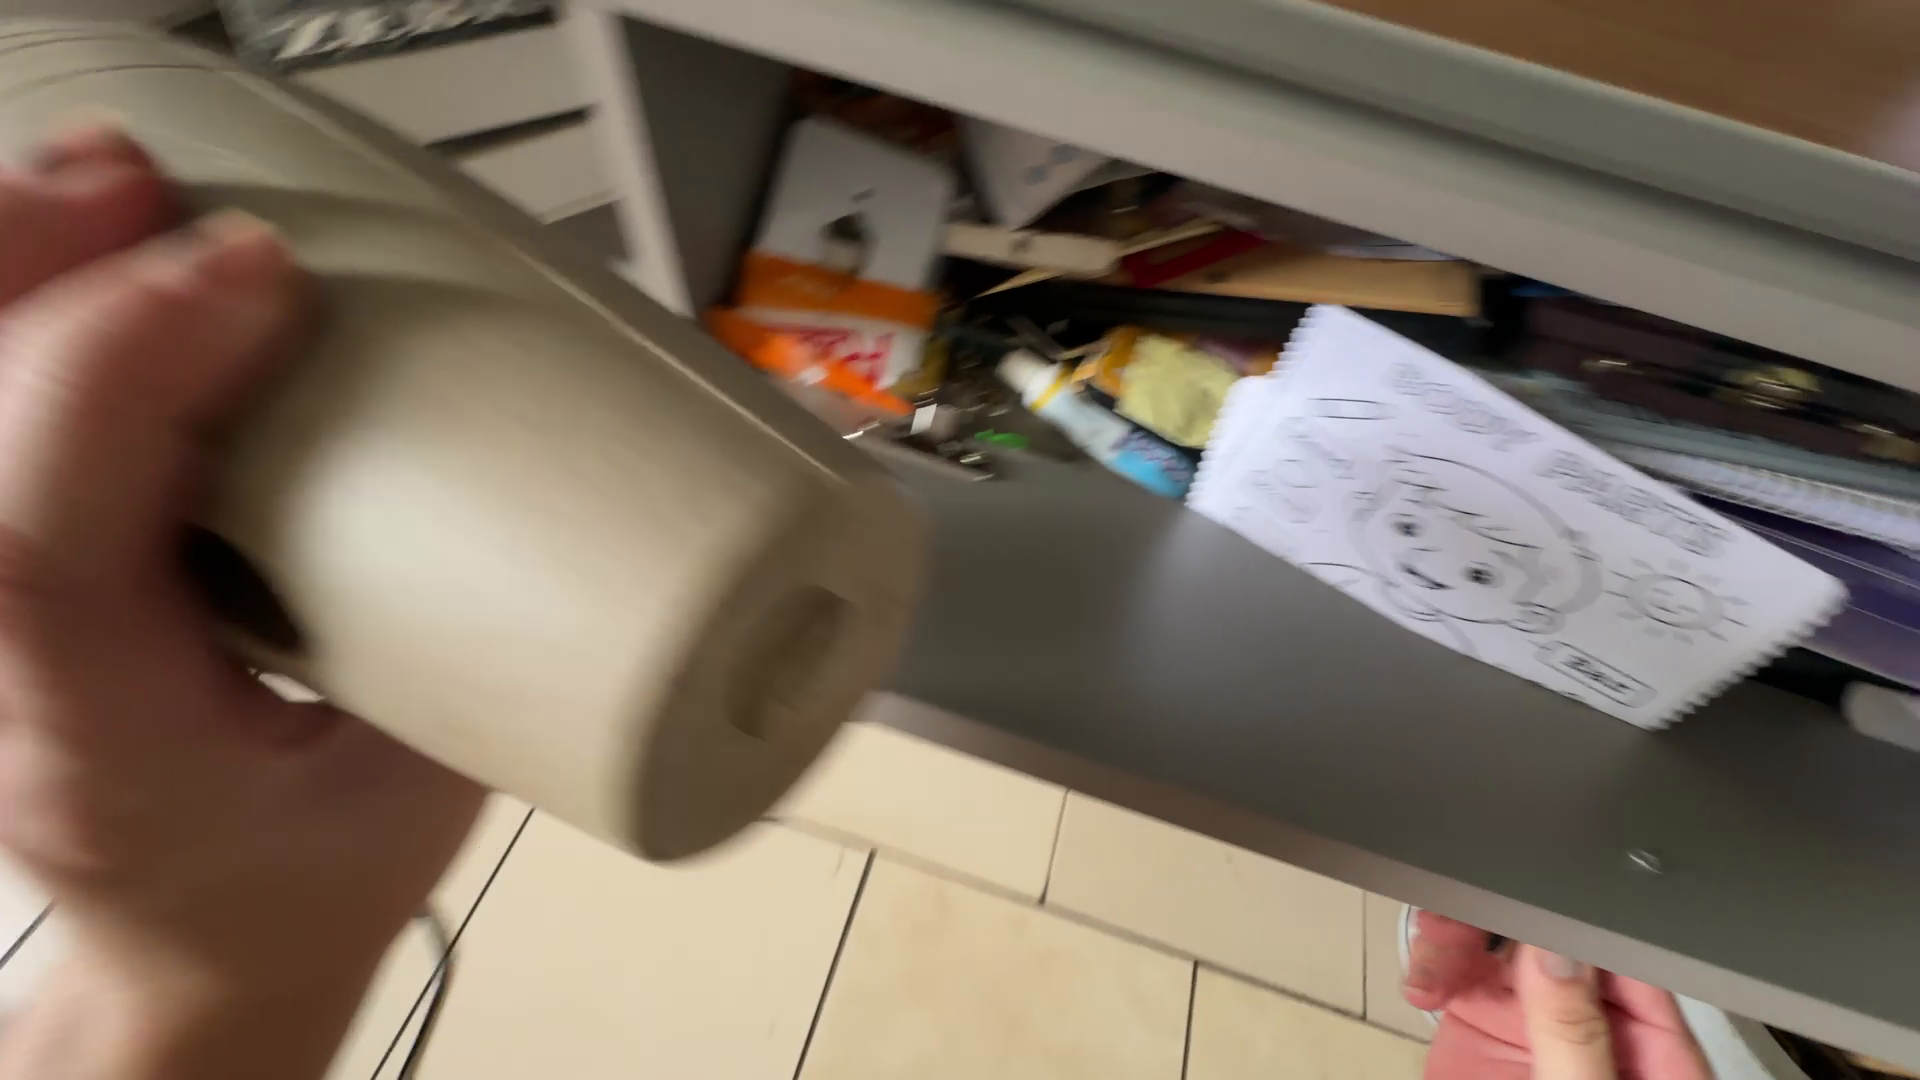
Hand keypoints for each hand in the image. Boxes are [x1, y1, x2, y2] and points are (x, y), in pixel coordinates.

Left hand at [0, 123, 484, 1075]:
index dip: (131, 373)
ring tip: (104, 189)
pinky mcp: (7, 602)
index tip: (258, 273)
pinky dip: (12, 337)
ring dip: (0, 283)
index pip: (47, 539)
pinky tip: (68, 276)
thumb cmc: (318, 880)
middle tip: (146, 186)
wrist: (214, 946)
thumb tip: (527, 501)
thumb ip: (455, 640)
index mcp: (107, 739)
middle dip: (32, 283)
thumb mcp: (424, 779)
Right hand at [1407, 912, 1711, 1079]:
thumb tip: (1556, 948)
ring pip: (1485, 940)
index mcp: (1643, 1044)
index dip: (1567, 915)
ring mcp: (1525, 1018)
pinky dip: (1426, 965)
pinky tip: (1420, 986)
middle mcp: (1583, 1020)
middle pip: (1537, 933)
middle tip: (1449, 928)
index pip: (1614, 955)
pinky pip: (1448, 968)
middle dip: (1485, 919)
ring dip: (1447, 939)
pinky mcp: (1474, 1021)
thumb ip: (1575, 1033)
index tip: (1515, 891)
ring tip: (1428, 972)